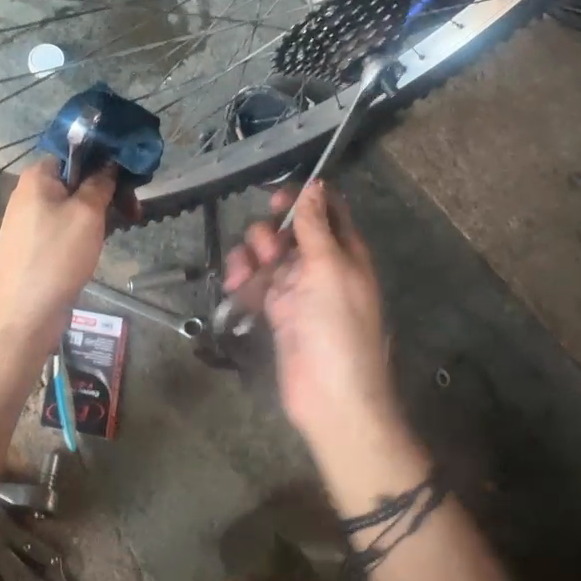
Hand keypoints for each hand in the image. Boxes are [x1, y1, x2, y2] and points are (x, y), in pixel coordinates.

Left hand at [0, 159, 116, 347]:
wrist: (22, 316)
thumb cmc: (55, 256)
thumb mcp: (86, 213)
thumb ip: (100, 182)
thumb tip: (109, 163)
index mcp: (37, 175)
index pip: (76, 151)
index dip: (106, 158)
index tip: (132, 174)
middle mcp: (30, 192)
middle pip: (77, 178)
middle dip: (107, 189)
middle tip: (134, 210)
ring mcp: (31, 219)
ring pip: (74, 203)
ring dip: (99, 211)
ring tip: (123, 226)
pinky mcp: (35, 244)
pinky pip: (65, 225)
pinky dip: (85, 229)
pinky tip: (99, 243)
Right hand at [223, 181, 398, 450]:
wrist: (331, 396)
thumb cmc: (337, 326)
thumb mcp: (329, 267)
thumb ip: (315, 225)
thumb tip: (315, 184)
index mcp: (345, 251)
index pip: (326, 209)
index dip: (303, 198)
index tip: (275, 198)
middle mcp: (322, 265)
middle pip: (290, 231)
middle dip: (270, 234)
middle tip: (265, 250)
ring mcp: (298, 289)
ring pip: (268, 255)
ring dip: (251, 257)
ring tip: (242, 275)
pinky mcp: (278, 312)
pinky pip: (257, 284)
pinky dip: (244, 281)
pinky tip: (235, 289)